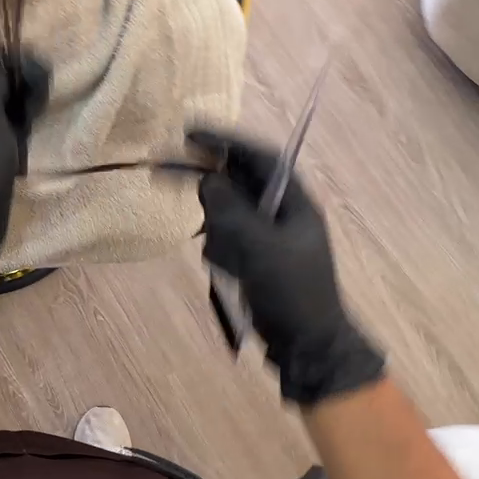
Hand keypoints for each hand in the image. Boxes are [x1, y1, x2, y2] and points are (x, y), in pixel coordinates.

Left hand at [0, 53, 47, 297]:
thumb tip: (10, 61)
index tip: (35, 85)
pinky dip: (18, 143)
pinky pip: (4, 138)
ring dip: (22, 120)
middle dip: (21, 93)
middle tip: (30, 115)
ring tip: (24, 139)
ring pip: (5, 110)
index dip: (16, 63)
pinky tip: (20, 158)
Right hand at [191, 130, 383, 404]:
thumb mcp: (259, 248)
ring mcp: (271, 237)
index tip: (188, 133)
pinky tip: (226, 270)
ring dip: (217, 228)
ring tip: (224, 256)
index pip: (257, 157)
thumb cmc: (291, 292)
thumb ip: (230, 211)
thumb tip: (206, 180)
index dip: (224, 141)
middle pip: (239, 183)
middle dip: (210, 186)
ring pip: (230, 214)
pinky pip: (229, 241)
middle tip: (170, 174)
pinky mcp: (259, 260)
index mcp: (294, 201)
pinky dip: (220, 249)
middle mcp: (283, 212)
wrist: (309, 344)